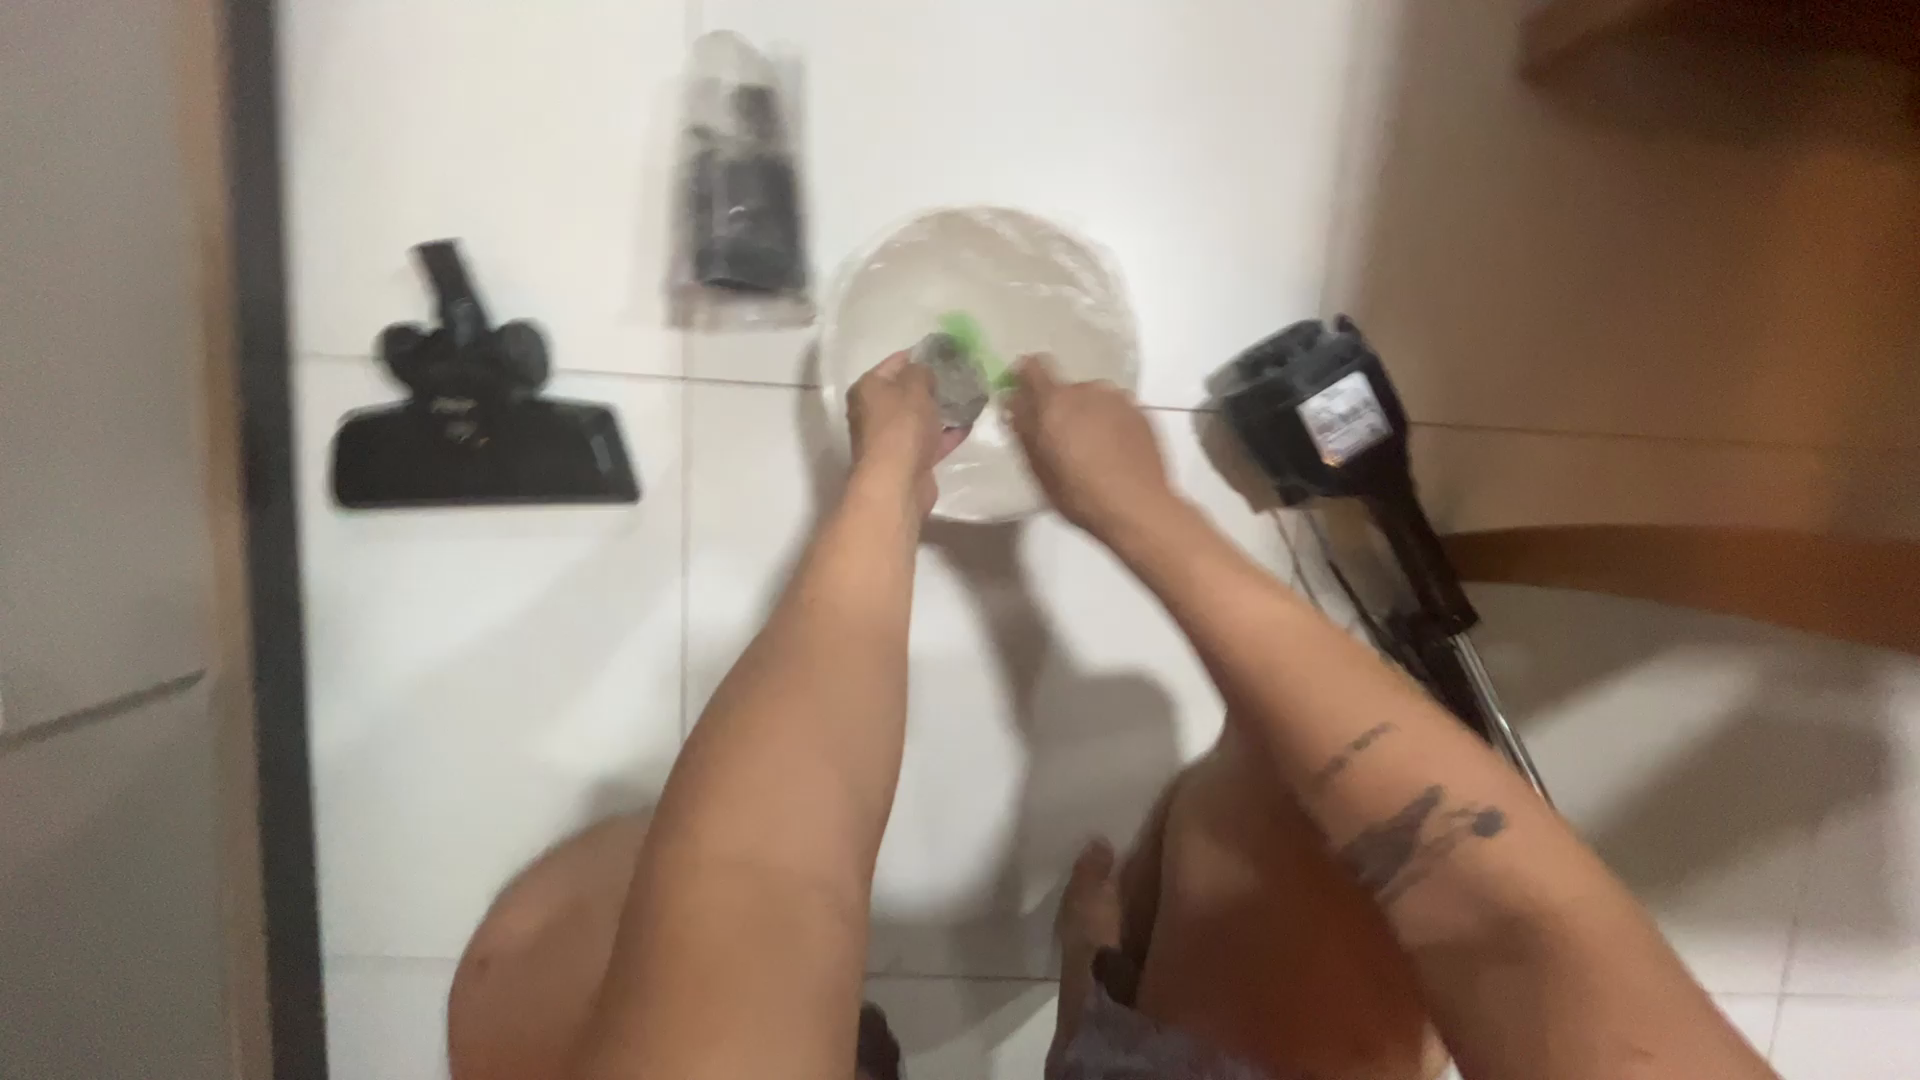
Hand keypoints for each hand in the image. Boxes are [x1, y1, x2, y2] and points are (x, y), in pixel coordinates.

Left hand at [847, 352, 968, 516]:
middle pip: (907, 392)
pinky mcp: (908, 460)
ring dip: (941, 410)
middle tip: (962, 375)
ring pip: (920, 418)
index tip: (947, 353)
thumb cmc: (901, 427)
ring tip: (969, 397)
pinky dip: (947, 433)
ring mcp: (891, 439)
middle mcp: (874, 412)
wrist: (897, 483)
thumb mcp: (915, 387)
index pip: (895, 363)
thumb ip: (922, 372)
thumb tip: (925, 372)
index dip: (920, 355)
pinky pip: (930, 441)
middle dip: (933, 384)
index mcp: (868, 389)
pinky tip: (969, 423)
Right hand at [1006, 354, 1179, 542]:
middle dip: (1059, 407)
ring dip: (1087, 414)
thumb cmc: (1078, 493)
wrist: (1138, 508)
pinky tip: (1114, 452)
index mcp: (1055, 401)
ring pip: (1093, 398)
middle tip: (1061, 441)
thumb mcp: (1038, 468)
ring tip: (1091, 448)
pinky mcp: (1143, 413)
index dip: (1024, 377)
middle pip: (1065, 388)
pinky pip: (1117, 410)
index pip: (1033, 367)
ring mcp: (1120, 399)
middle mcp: (1088, 390)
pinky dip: (1111, 423)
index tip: (1023, 396)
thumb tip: (1013, 401)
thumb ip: (1023, 428)